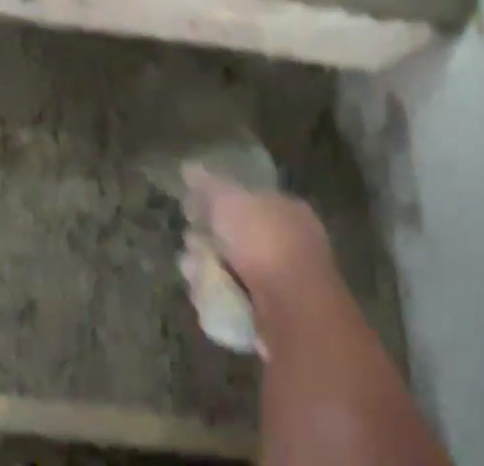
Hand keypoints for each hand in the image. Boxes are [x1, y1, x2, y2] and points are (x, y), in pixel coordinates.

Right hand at [181, 164, 337, 308]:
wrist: (294, 310)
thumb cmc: (264, 243)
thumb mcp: (229, 200)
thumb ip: (207, 184)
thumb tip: (189, 167)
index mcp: (286, 211)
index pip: (246, 200)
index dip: (216, 203)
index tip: (191, 210)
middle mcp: (287, 243)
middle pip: (232, 237)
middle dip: (205, 241)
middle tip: (191, 243)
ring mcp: (281, 282)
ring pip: (228, 269)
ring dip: (205, 269)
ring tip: (194, 272)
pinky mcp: (272, 315)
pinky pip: (233, 299)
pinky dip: (217, 296)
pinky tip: (207, 294)